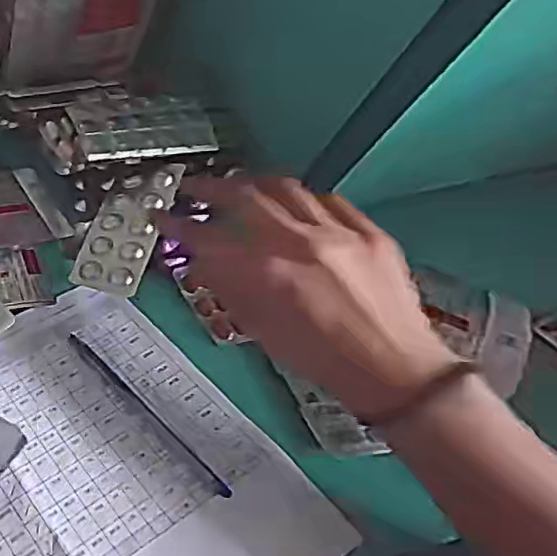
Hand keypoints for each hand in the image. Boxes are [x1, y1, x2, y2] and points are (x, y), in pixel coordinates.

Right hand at [159, 177, 458, 421]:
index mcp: (268, 273)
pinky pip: (328, 199)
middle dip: (210, 189)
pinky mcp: (369, 232)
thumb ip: (231, 288)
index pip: (208, 238)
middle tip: (194, 189)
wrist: (394, 371)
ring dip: (254, 184)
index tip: (162, 216)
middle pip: (244, 197)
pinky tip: (294, 204)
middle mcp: (300, 244)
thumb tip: (206, 264)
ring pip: (286, 188)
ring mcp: (338, 233)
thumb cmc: (324, 360)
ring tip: (240, 187)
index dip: (177, 225)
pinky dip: (302, 198)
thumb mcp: (261, 329)